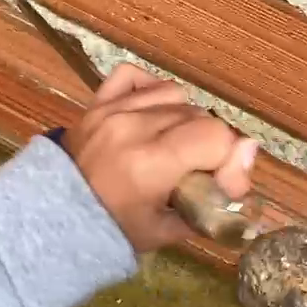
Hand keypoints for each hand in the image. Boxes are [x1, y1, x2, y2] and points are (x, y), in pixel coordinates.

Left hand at [60, 63, 258, 252]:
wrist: (55, 215)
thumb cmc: (113, 229)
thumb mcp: (169, 230)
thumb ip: (214, 197)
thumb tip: (251, 151)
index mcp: (151, 163)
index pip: (216, 135)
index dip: (232, 160)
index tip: (223, 184)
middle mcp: (132, 126)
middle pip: (199, 116)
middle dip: (211, 145)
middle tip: (199, 172)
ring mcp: (112, 108)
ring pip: (174, 94)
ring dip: (185, 118)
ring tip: (174, 145)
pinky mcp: (97, 101)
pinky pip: (134, 76)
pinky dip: (151, 90)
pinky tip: (153, 114)